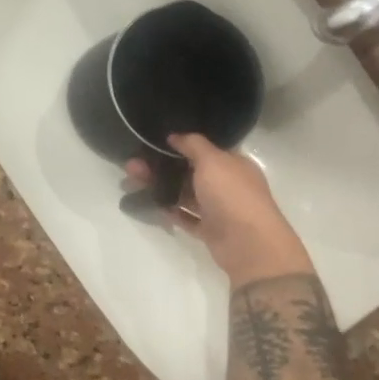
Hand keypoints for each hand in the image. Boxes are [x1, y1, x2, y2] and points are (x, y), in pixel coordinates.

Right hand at [127, 133, 313, 287]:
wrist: (249, 244)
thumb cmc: (232, 195)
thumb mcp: (213, 161)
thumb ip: (193, 145)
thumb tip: (175, 135)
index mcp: (233, 165)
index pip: (204, 150)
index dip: (178, 146)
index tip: (151, 144)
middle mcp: (227, 185)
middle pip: (188, 172)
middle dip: (160, 168)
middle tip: (131, 167)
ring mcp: (218, 208)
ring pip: (184, 194)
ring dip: (159, 187)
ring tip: (130, 184)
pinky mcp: (209, 229)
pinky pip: (185, 217)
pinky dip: (169, 210)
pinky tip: (148, 204)